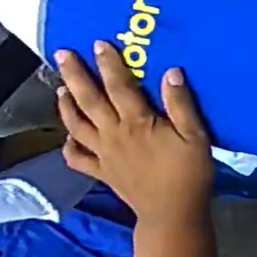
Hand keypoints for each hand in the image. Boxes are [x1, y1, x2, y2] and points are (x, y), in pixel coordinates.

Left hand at [55, 43, 214, 230]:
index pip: (119, 86)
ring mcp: (104, 154)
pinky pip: (78, 157)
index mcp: (137, 123)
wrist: (172, 213)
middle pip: (89, 100)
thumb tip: (170, 72)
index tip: (98, 43)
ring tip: (61, 88)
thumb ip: (181, 104)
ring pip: (76, 125)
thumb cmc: (189, 172)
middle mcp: (114, 135)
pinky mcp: (102, 172)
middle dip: (75, 75)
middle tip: (62, 54)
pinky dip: (69, 145)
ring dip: (66, 105)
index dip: (109, 63)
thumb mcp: (196, 136)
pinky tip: (68, 136)